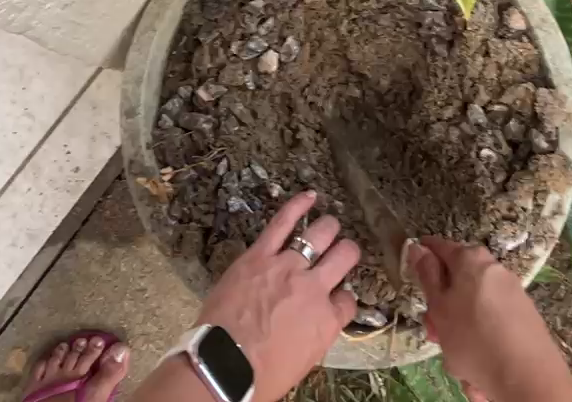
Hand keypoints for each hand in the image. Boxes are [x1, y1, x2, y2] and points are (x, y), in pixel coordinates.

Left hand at [196, 190, 359, 399]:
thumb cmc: (261, 375)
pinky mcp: (260, 254)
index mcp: (326, 321)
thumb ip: (316, 333)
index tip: (337, 298)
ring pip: (318, 235)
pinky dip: (297, 205)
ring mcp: (287, 266)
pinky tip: (309, 195)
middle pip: (343, 257)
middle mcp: (313, 288)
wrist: (223, 364)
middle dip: (347, 251)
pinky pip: (282, 223)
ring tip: (331, 224)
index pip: (348, 300)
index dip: (344, 298)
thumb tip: (316, 318)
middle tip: (344, 250)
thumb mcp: (303, 361)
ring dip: (329, 228)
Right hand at [408, 238, 571, 401]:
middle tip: (436, 335)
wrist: (530, 381)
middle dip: (444, 311)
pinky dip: (483, 345)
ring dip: (463, 335)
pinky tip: (481, 373)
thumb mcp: (439, 307)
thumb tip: (418, 247)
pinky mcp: (526, 319)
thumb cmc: (474, 339)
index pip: (439, 247)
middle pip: (458, 283)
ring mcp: (513, 294)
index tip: (414, 277)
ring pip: (475, 311)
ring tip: (460, 365)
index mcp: (470, 259)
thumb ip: (427, 275)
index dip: (423, 260)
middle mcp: (494, 269)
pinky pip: (494, 327)